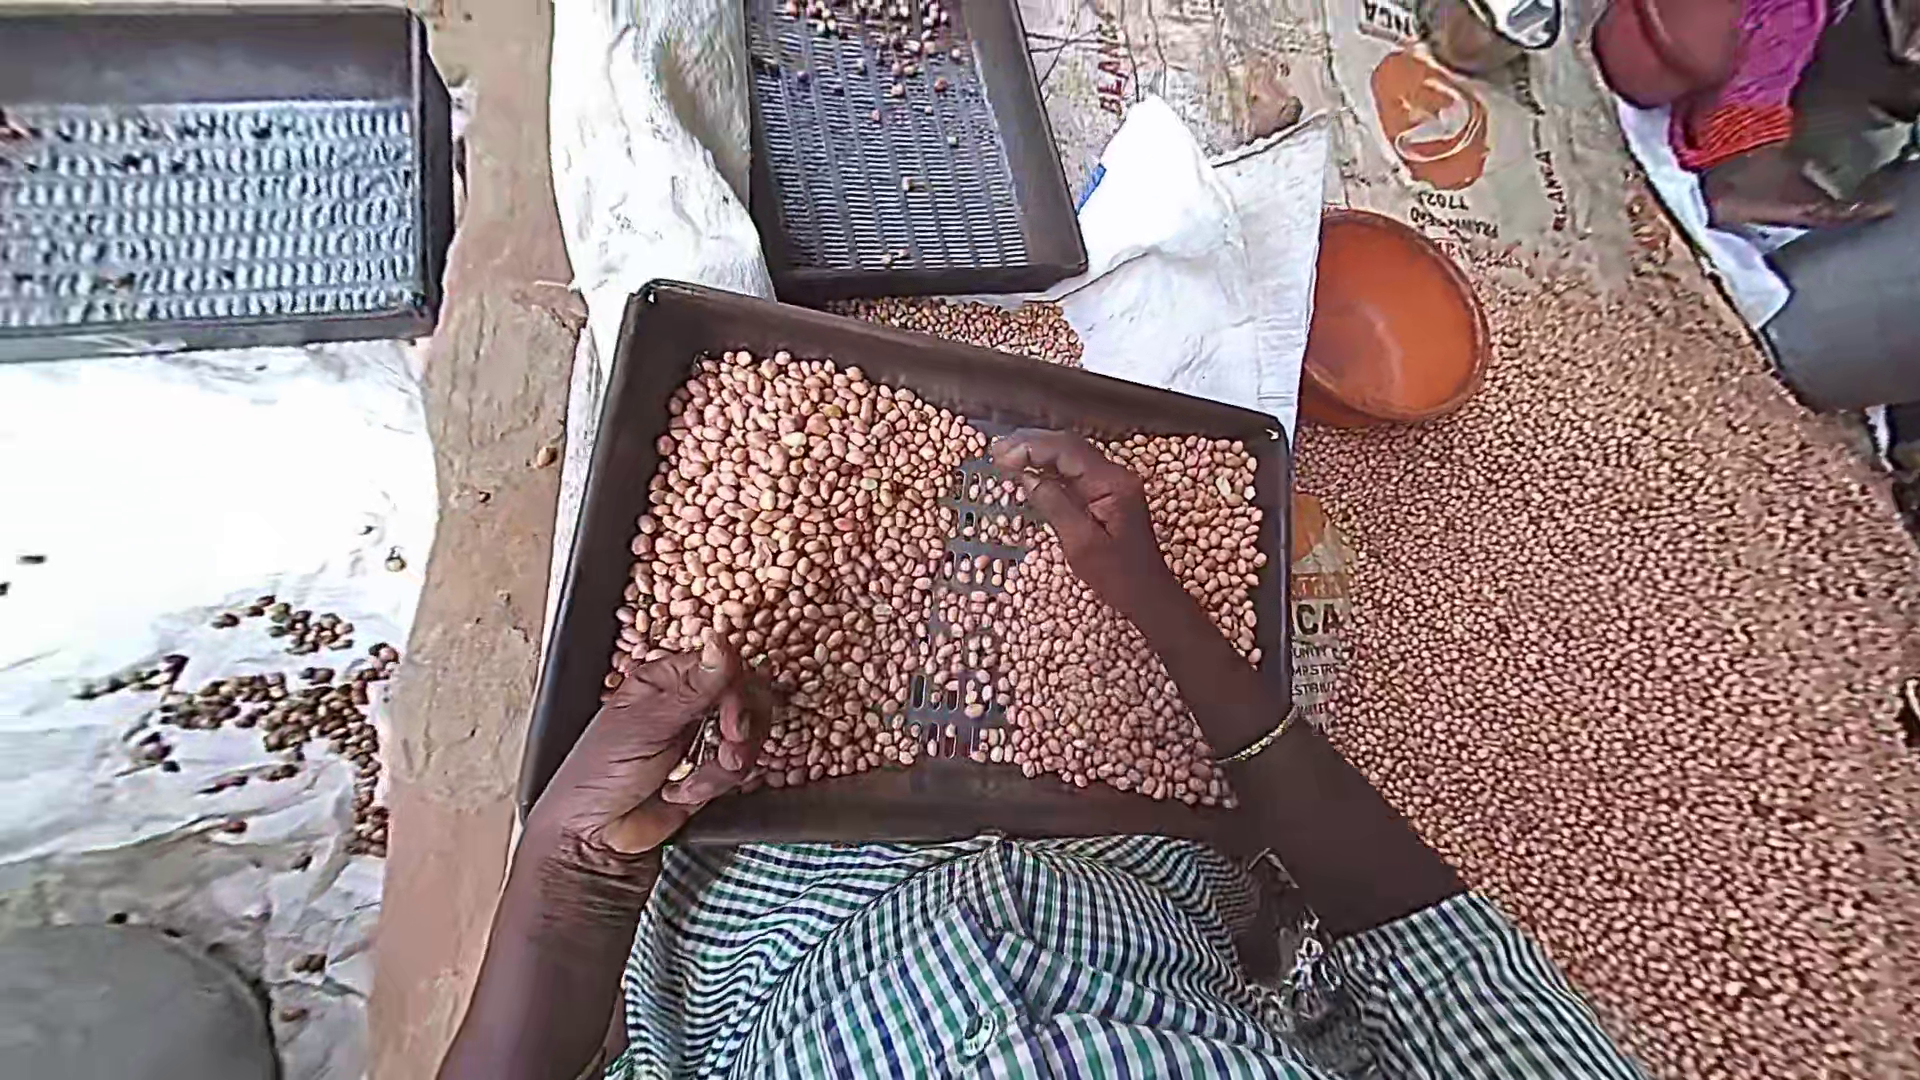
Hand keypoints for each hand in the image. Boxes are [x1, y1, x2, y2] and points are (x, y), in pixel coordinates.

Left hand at [523, 633, 769, 885]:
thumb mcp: (646, 726)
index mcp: (668, 680)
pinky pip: (742, 761)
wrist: (594, 841)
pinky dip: (720, 780)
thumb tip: (720, 642)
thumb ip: (692, 688)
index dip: (736, 690)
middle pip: (746, 695)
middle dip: (741, 727)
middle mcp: (691, 701)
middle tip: (727, 749)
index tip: (733, 718)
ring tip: (698, 780)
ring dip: (731, 758)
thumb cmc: (600, 776)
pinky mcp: (714, 765)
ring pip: (750, 729)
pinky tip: (687, 791)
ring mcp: (704, 733)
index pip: (723, 666)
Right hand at [991, 429, 1178, 622]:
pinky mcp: (1107, 494)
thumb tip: (1027, 478)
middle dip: (1031, 443)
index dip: (1031, 448)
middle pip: (1069, 445)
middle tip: (997, 449)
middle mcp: (1115, 475)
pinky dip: (1049, 468)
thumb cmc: (1117, 576)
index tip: (1000, 456)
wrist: (1148, 595)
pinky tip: (1028, 471)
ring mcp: (1112, 483)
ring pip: (1070, 455)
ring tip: (1006, 455)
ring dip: (1038, 452)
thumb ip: (1054, 505)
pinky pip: (1074, 472)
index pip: (1067, 450)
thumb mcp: (1081, 543)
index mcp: (1112, 483)